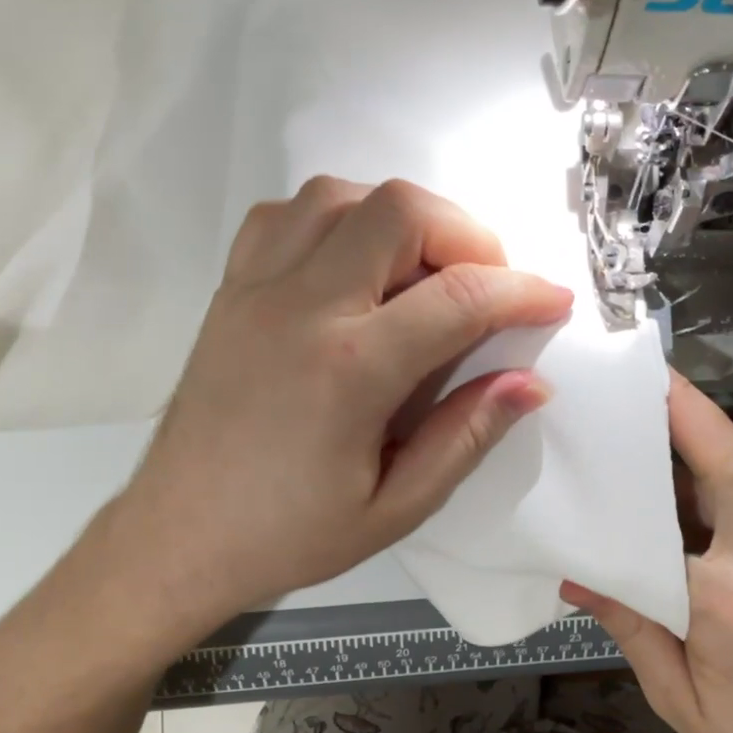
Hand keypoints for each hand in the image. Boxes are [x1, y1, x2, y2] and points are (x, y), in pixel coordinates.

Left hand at [110, 177, 571, 644]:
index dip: (522, 292)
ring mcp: (256, 288)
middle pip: (399, 210)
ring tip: (425, 274)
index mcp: (349, 369)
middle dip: (467, 235)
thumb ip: (466, 436)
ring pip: (340, 195)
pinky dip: (336, 219)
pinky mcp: (230, 291)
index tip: (555, 302)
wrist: (178, 538)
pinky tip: (356, 266)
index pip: (458, 298)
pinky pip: (286, 215)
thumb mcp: (396, 508)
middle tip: (489, 289)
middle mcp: (301, 307)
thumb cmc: (290, 535)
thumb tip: (530, 383)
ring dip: (401, 218)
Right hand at [561, 373, 732, 732]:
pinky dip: (707, 491)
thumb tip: (576, 577)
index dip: (638, 477)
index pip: (673, 525)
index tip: (605, 426)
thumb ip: (633, 628)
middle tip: (641, 375)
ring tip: (637, 426)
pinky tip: (667, 496)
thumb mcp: (678, 698)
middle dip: (690, 410)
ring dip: (694, 447)